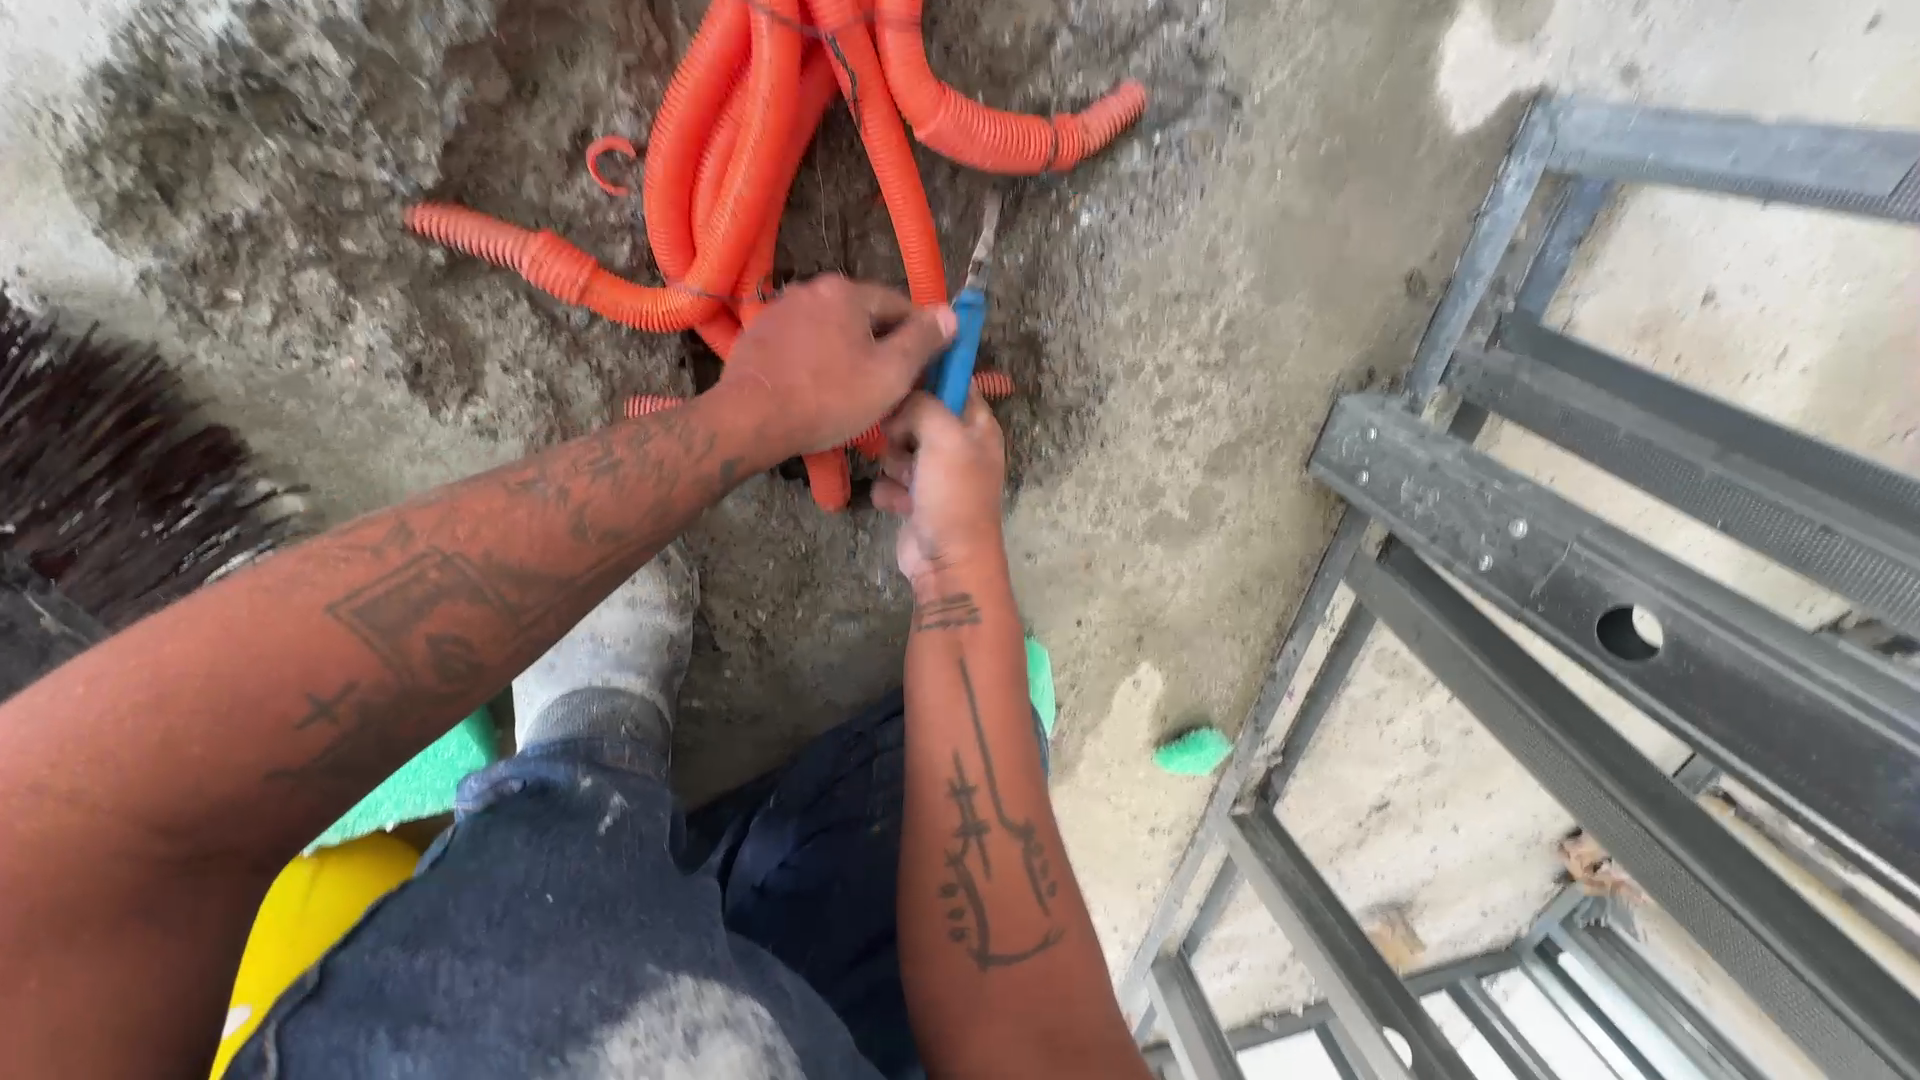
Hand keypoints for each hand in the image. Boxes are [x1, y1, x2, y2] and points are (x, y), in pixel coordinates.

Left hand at [718, 274, 955, 456]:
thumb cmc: (829, 398)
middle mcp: (812, 288)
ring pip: (833, 331)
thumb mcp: (890, 373)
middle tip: (891, 386)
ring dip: (850, 354)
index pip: (900, 306)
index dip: (921, 337)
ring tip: (854, 392)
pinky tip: (819, 391)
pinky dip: (818, 361)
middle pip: (864, 317)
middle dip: (882, 346)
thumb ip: (924, 340)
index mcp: (847, 291)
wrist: (752, 419)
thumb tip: (950, 313)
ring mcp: (781, 310)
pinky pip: (804, 344)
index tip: (926, 367)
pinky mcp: (759, 335)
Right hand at [871, 390, 1007, 586]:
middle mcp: (958, 446)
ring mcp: (935, 474)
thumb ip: (922, 403)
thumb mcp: (945, 435)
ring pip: (896, 447)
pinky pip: (888, 480)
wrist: (948, 562)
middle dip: (903, 429)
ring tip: (909, 482)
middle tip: (904, 442)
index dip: (927, 377)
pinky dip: (891, 493)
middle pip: (917, 413)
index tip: (901, 380)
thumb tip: (900, 407)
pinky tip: (902, 506)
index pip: (954, 381)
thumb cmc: (954, 495)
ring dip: (895, 465)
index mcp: (978, 425)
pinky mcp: (914, 498)